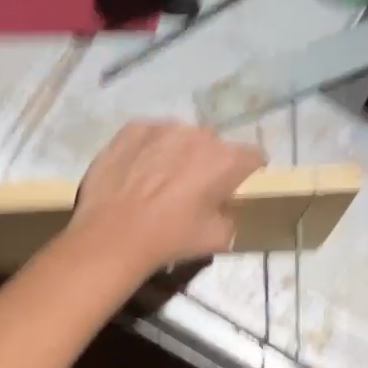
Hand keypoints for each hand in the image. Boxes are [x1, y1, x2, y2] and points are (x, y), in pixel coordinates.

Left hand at [67, 121, 264, 272]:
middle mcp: (198, 134)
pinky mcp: (133, 129)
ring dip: (180, 153)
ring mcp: (163, 127)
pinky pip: (152, 134)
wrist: (113, 235)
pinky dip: (151, 149)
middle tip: (195, 189)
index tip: (240, 186)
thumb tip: (227, 208)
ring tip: (162, 180)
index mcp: (225, 161)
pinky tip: (139, 172)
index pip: (254, 157)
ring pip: (182, 136)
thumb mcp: (218, 240)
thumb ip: (232, 217)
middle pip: (215, 145)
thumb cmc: (170, 239)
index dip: (250, 172)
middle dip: (211, 163)